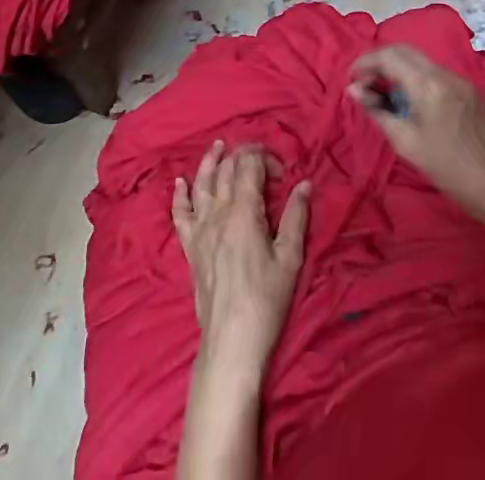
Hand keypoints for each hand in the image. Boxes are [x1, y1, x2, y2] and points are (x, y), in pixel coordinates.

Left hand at [172, 141, 310, 375]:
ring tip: (218, 146)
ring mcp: (199, 231)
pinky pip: (180, 215)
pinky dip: (179, 195)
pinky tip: (180, 182)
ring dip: (209, 163)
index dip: (265, 158)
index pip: (249, 168)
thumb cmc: (267, 298)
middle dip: (241, 156)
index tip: (282, 170)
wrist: (231, 339)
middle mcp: (218, 215)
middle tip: (258, 155)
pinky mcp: (189, 248)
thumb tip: (305, 183)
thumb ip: (295, 216)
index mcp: (244, 213)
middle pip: (226, 172)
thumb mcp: (290, 256)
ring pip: (201, 185)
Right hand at [348, 45, 484, 206]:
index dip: (364, 62)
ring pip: (422, 61)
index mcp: (427, 84)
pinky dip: (417, 78)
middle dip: (380, 61)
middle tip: (364, 84)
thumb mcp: (405, 141)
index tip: (352, 80)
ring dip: (398, 69)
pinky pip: (437, 74)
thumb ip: (378, 111)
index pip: (389, 55)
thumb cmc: (445, 166)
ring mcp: (461, 79)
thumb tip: (354, 90)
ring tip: (384, 94)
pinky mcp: (471, 89)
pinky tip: (411, 101)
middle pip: (405, 50)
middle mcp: (445, 73)